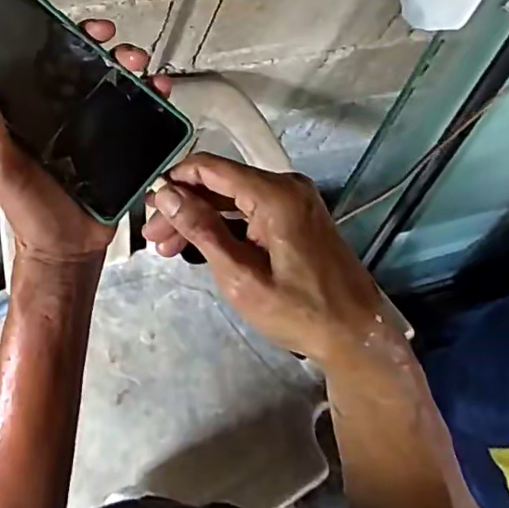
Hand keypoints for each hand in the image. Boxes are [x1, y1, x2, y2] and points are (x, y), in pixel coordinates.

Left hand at [0, 18, 171, 265]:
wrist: (66, 251)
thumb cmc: (29, 211)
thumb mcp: (0, 165)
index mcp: (38, 112)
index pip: (53, 63)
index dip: (70, 39)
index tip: (87, 29)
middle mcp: (68, 114)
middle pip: (93, 69)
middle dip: (111, 51)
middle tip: (121, 50)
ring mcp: (96, 129)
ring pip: (119, 87)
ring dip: (134, 70)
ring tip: (142, 69)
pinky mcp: (121, 147)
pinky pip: (140, 117)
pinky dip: (153, 99)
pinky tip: (160, 92)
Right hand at [141, 153, 382, 357]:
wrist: (360, 340)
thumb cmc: (301, 312)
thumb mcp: (241, 276)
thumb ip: (201, 229)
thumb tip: (166, 195)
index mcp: (274, 194)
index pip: (209, 167)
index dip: (175, 179)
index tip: (149, 202)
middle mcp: (285, 186)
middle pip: (218, 182)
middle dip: (183, 206)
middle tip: (154, 234)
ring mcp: (294, 200)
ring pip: (231, 197)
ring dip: (199, 217)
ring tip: (168, 244)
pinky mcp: (296, 216)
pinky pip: (249, 208)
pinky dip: (223, 224)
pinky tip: (200, 244)